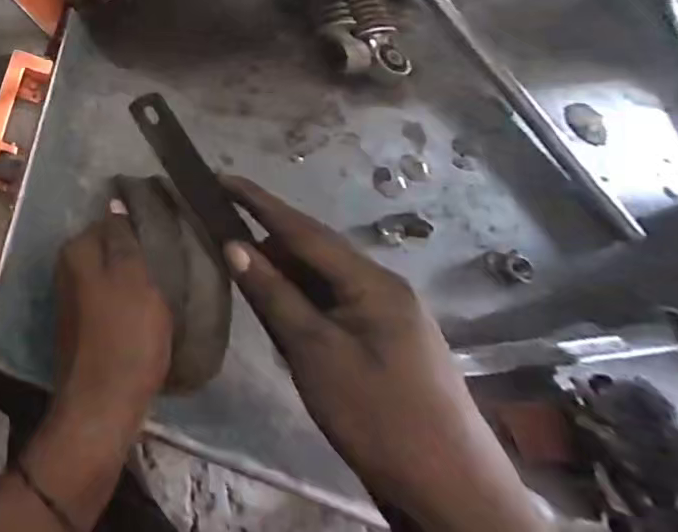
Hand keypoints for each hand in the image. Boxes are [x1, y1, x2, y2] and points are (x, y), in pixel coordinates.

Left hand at [0, 207, 174, 531]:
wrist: (103, 405)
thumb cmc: (125, 334)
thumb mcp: (134, 277)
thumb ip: (123, 237)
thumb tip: (114, 201)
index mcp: (76, 250)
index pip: (110, 220)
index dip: (139, 225)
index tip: (166, 234)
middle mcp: (66, 268)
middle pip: (108, 248)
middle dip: (134, 253)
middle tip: (169, 262)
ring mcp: (70, 298)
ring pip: (109, 275)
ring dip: (131, 279)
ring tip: (164, 286)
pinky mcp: (80, 325)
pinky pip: (107, 300)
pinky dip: (125, 303)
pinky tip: (146, 312)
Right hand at [223, 176, 543, 531]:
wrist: (457, 500)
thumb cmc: (382, 420)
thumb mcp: (317, 355)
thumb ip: (275, 295)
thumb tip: (234, 244)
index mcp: (372, 282)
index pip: (303, 229)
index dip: (258, 201)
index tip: (220, 177)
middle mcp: (383, 288)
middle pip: (314, 250)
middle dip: (268, 240)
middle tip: (220, 233)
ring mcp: (389, 316)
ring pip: (323, 280)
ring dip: (284, 275)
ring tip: (242, 274)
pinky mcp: (387, 344)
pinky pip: (334, 305)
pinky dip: (302, 303)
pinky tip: (281, 316)